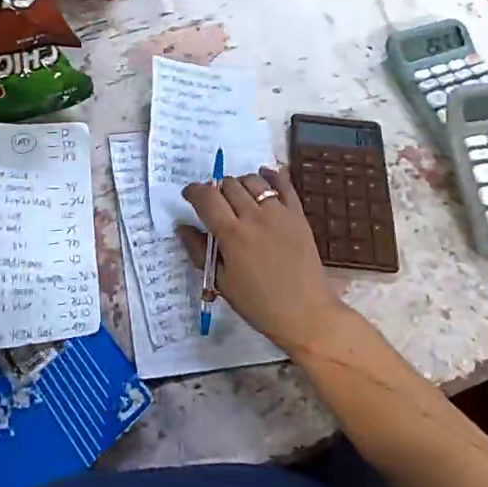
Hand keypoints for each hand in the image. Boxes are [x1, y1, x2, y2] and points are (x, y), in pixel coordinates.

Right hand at [175, 165, 345, 350]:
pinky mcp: (297, 215)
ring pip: (252, 180)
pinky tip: (264, 173)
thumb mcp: (221, 282)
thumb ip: (199, 251)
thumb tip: (182, 227)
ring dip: (239, 182)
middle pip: (228, 185)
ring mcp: (278, 213)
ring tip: (237, 195)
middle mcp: (254, 216)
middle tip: (214, 202)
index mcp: (232, 234)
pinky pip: (284, 184)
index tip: (189, 195)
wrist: (305, 313)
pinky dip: (272, 174)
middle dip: (215, 188)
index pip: (206, 197)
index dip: (193, 191)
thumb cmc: (258, 304)